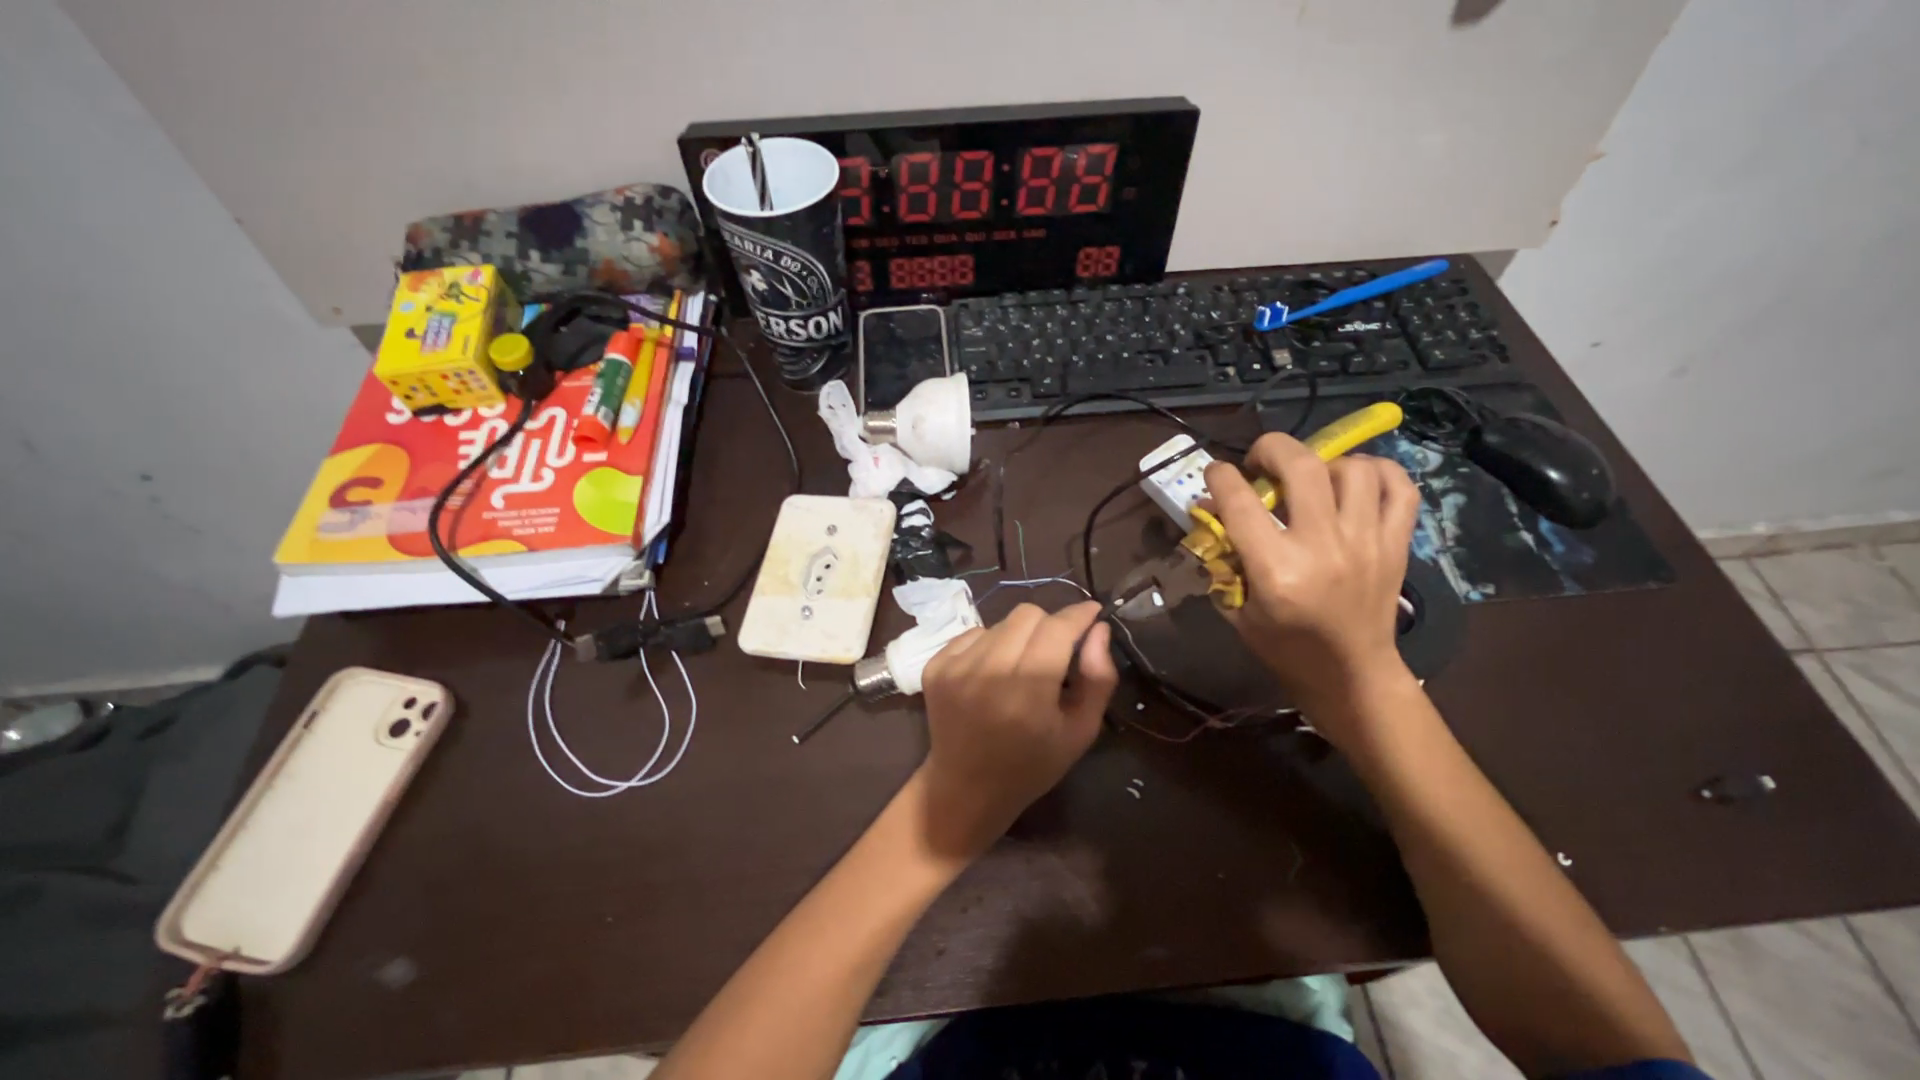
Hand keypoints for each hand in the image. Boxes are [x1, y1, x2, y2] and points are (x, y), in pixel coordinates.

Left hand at [915, 601, 1117, 859]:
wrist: (966, 788)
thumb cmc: (1032, 765)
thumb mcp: (1080, 732)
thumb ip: (1098, 678)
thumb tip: (1098, 629)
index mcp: (1028, 689)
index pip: (1058, 627)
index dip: (1080, 614)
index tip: (1093, 614)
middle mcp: (988, 670)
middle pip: (1028, 614)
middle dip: (1050, 626)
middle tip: (1056, 652)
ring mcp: (956, 666)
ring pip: (1001, 622)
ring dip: (1019, 636)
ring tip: (1021, 668)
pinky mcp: (935, 666)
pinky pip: (974, 634)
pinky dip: (990, 645)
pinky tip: (993, 675)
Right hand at [1202, 436, 1420, 741]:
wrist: (1351, 675)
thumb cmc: (1286, 648)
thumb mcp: (1239, 611)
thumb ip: (1226, 561)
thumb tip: (1214, 515)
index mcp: (1277, 570)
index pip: (1241, 501)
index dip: (1220, 477)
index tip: (1216, 475)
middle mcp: (1324, 547)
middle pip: (1301, 465)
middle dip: (1271, 448)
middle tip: (1260, 461)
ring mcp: (1367, 542)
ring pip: (1352, 468)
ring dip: (1324, 463)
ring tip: (1312, 479)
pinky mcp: (1396, 544)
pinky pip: (1399, 488)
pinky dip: (1379, 472)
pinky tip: (1355, 480)